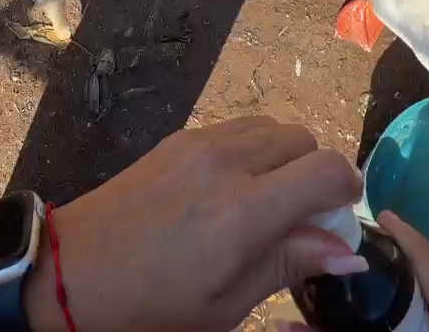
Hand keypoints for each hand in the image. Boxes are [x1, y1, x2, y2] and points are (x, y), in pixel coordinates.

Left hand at [24, 116, 365, 331]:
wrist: (77, 267)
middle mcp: (227, 161)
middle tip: (302, 215)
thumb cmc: (155, 302)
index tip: (341, 215)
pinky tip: (233, 186)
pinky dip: (253, 146)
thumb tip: (351, 250)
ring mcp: (201, 141)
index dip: (347, 188)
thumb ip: (290, 263)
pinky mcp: (181, 136)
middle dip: (315, 172)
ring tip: (267, 200)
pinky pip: (237, 126)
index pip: (325, 169)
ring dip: (284, 155)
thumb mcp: (228, 302)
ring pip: (271, 125)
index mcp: (244, 210)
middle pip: (302, 138)